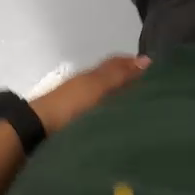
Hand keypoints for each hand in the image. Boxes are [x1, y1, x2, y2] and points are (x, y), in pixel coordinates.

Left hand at [31, 56, 148, 133]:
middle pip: (113, 83)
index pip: (118, 65)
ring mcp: (79, 110)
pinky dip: (113, 121)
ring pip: (107, 102)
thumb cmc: (69, 105)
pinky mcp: (76, 130)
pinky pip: (101, 120)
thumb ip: (119, 75)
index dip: (136, 67)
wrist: (35, 134)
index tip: (159, 75)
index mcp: (92, 75)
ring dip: (122, 106)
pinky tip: (122, 133)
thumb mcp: (97, 86)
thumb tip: (147, 60)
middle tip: (158, 99)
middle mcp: (86, 89)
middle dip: (132, 87)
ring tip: (145, 119)